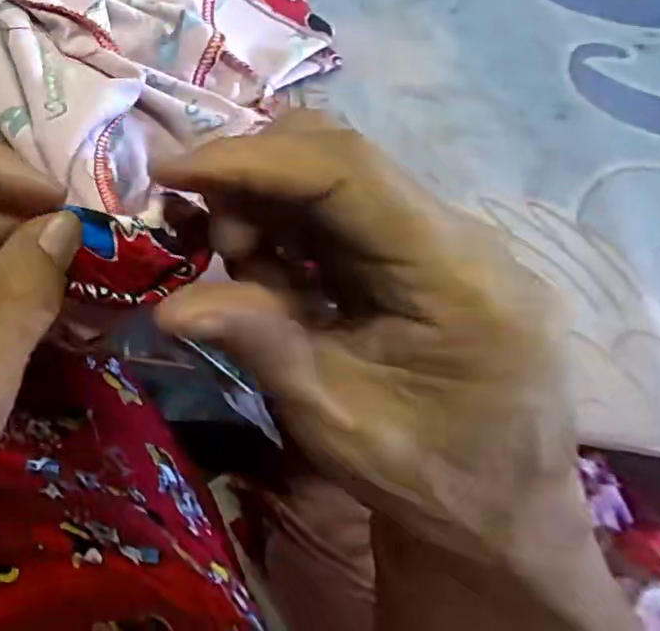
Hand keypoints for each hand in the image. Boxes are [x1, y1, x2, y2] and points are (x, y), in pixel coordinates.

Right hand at [150, 112, 629, 629]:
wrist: (492, 509)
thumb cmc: (424, 472)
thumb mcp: (332, 417)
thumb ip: (258, 345)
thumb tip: (167, 309)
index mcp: (454, 277)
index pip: (344, 173)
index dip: (247, 159)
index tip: (168, 173)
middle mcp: (448, 236)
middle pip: (328, 150)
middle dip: (242, 175)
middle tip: (202, 234)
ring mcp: (423, 235)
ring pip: (313, 166)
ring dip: (249, 200)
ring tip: (237, 267)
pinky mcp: (395, 244)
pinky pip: (313, 199)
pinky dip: (262, 217)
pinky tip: (253, 266)